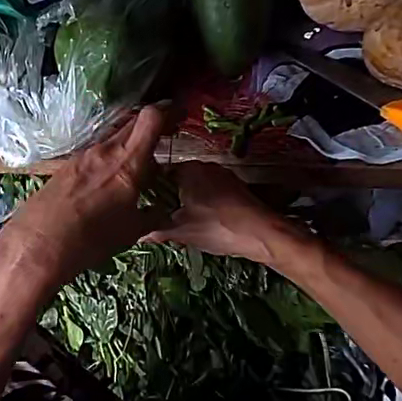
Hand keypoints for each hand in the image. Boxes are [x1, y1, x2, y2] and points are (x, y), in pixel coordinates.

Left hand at [0, 105, 170, 306]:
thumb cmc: (91, 240)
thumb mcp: (130, 232)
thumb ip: (152, 217)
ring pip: (114, 140)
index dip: (168, 110)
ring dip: (129, 145)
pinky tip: (110, 181)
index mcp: (128, 162)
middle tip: (167, 136)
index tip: (180, 115)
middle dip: (152, 126)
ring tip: (139, 167)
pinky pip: (96, 154)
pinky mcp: (66, 166)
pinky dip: (109, 159)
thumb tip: (164, 212)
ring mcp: (83, 156)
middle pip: (133, 123)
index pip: (151, 117)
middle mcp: (105, 150)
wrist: (36, 246)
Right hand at [141, 163, 302, 266]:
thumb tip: (139, 234)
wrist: (262, 233)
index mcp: (189, 170)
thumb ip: (157, 230)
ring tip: (182, 224)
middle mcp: (206, 166)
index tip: (145, 207)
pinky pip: (213, 193)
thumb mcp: (181, 232)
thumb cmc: (216, 227)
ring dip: (189, 203)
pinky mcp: (237, 187)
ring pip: (197, 188)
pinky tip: (204, 223)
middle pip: (179, 180)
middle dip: (170, 199)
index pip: (160, 173)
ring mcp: (224, 175)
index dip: (150, 191)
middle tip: (162, 219)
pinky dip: (205, 205)